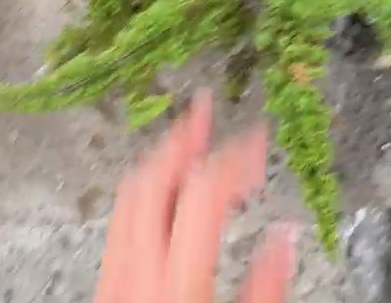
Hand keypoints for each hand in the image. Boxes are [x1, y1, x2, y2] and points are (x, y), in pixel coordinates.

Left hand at [94, 89, 298, 302]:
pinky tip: (164, 186)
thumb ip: (264, 290)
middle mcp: (137, 271)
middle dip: (183, 136)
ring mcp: (113, 277)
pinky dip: (144, 184)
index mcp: (177, 283)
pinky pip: (119, 216)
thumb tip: (286, 234)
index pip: (205, 192)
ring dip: (161, 156)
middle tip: (208, 106)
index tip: (260, 134)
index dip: (235, 153)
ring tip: (188, 134)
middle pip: (153, 179)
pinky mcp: (104, 285)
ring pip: (128, 192)